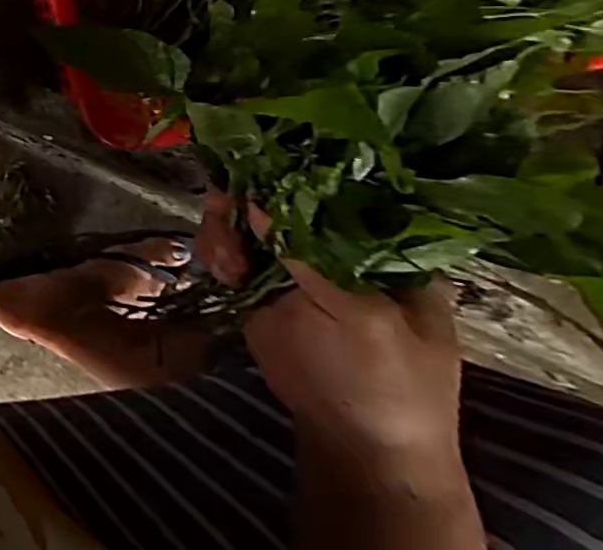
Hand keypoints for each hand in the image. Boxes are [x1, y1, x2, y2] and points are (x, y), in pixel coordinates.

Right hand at [197, 191, 462, 462]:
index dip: (285, 168)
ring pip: (241, 218)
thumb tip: (255, 200)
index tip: (247, 160)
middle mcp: (328, 241)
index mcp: (375, 242)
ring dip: (223, 230)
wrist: (354, 442)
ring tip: (226, 264)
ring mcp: (290, 261)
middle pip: (272, 195)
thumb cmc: (387, 382)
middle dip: (241, 201)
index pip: (328, 184)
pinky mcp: (257, 281)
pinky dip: (215, 252)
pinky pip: (225, 249)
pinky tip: (222, 273)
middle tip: (221, 213)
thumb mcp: (363, 317)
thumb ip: (310, 255)